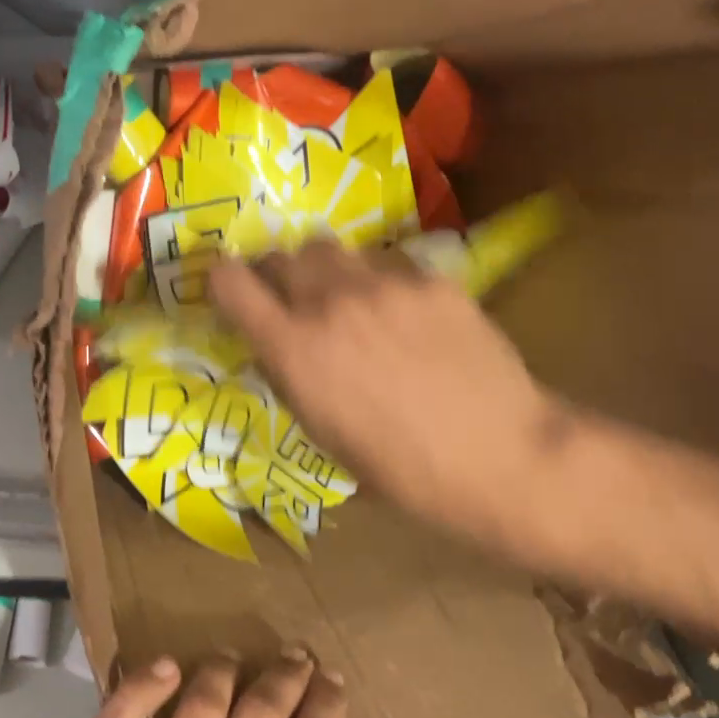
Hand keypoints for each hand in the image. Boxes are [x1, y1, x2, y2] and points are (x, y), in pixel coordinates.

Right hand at [210, 240, 566, 538]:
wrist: (497, 456)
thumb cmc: (399, 468)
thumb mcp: (321, 433)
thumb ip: (290, 377)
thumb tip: (278, 351)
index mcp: (293, 347)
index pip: (230, 282)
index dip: (220, 281)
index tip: (227, 293)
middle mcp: (330, 302)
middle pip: (281, 254)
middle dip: (275, 273)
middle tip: (289, 299)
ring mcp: (384, 284)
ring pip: (333, 249)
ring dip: (326, 270)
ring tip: (347, 300)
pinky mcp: (432, 279)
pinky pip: (388, 263)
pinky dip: (379, 280)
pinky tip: (403, 314)